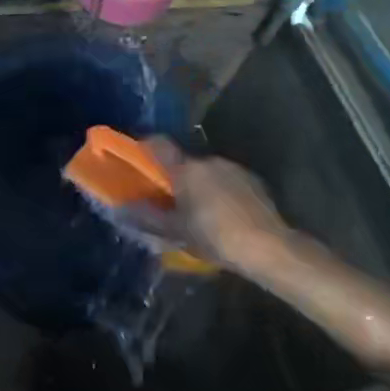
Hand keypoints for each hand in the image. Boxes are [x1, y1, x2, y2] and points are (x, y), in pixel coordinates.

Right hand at [143, 138, 291, 272]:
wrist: (267, 246)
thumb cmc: (215, 237)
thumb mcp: (177, 232)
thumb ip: (148, 217)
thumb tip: (122, 207)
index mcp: (186, 170)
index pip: (160, 144)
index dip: (147, 146)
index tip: (139, 155)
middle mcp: (209, 160)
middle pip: (185, 162)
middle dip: (178, 177)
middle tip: (173, 201)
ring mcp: (234, 168)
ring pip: (208, 172)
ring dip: (201, 185)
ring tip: (202, 212)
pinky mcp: (253, 179)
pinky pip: (228, 180)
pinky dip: (222, 191)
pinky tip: (225, 214)